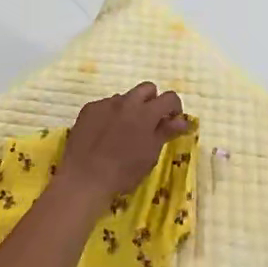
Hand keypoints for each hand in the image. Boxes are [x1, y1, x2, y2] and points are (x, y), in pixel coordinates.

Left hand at [55, 83, 186, 208]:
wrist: (84, 178)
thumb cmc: (124, 171)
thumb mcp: (151, 154)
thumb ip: (166, 132)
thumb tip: (182, 120)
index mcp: (146, 113)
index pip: (170, 97)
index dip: (175, 108)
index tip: (172, 122)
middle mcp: (126, 102)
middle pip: (147, 88)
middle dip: (153, 101)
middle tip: (149, 122)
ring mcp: (105, 104)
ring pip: (124, 98)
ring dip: (129, 109)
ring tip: (122, 132)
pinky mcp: (88, 109)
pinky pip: (105, 105)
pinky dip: (110, 115)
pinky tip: (103, 135)